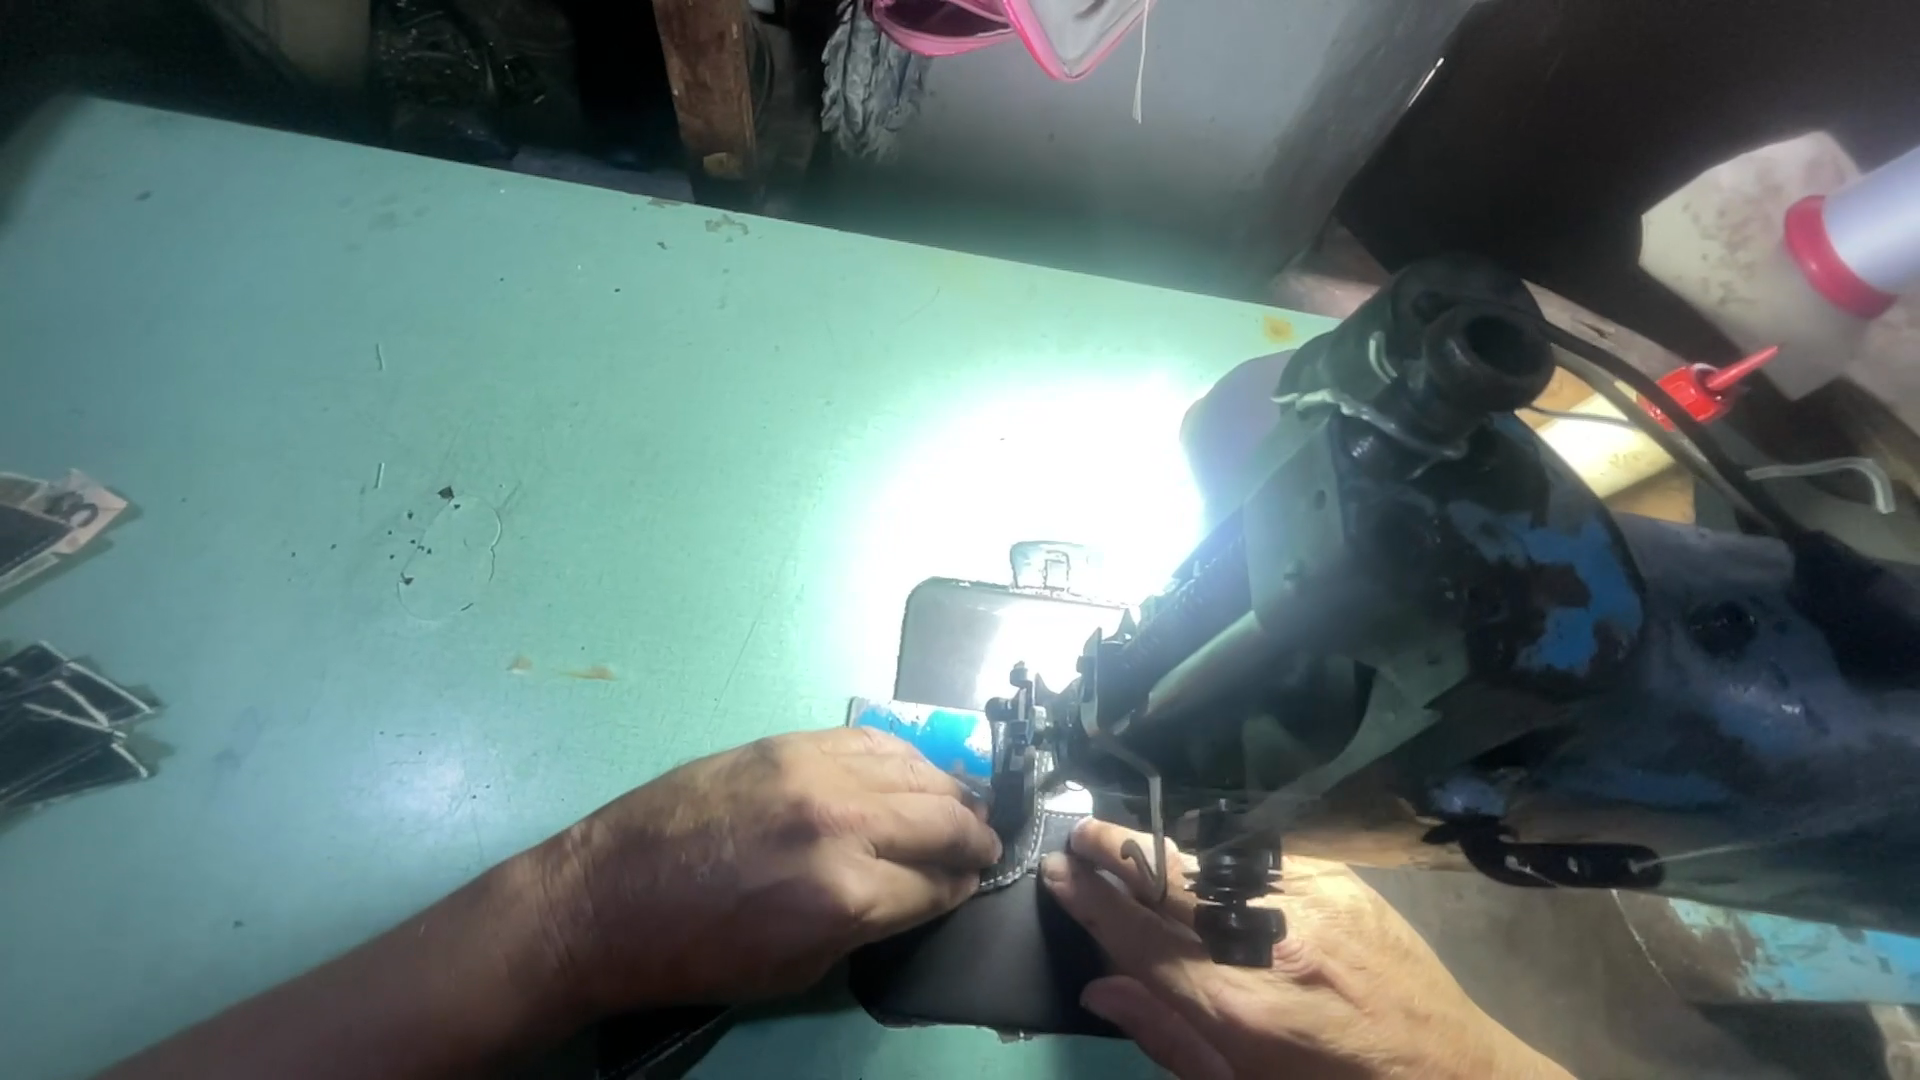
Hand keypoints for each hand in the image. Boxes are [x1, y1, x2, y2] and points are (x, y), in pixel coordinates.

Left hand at [533, 726, 1001, 1015]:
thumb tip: (921, 890)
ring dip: (952, 790)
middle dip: (975, 837)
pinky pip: (873, 739)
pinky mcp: (792, 741)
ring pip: (917, 770)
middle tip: (987, 844)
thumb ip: (872, 924)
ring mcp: (819, 771)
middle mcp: (845, 822)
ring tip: (963, 803)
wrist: (609, 895)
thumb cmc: (698, 953)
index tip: (973, 882)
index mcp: (846, 894)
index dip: (962, 887)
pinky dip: (907, 756)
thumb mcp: (797, 968)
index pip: (936, 885)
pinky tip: (917, 769)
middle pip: (942, 820)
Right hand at [1042, 820, 1571, 1079]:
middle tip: (1078, 837)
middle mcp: (1265, 943)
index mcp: (1239, 1013)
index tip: (1058, 873)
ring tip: (1118, 836)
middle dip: (1112, 851)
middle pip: (1165, 880)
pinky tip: (1189, 848)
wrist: (1455, 1078)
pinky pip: (1251, 849)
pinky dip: (1209, 848)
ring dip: (1152, 842)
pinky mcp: (1333, 876)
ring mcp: (1302, 900)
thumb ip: (1166, 1038)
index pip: (1138, 938)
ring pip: (1203, 856)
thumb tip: (1097, 985)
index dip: (1090, 902)